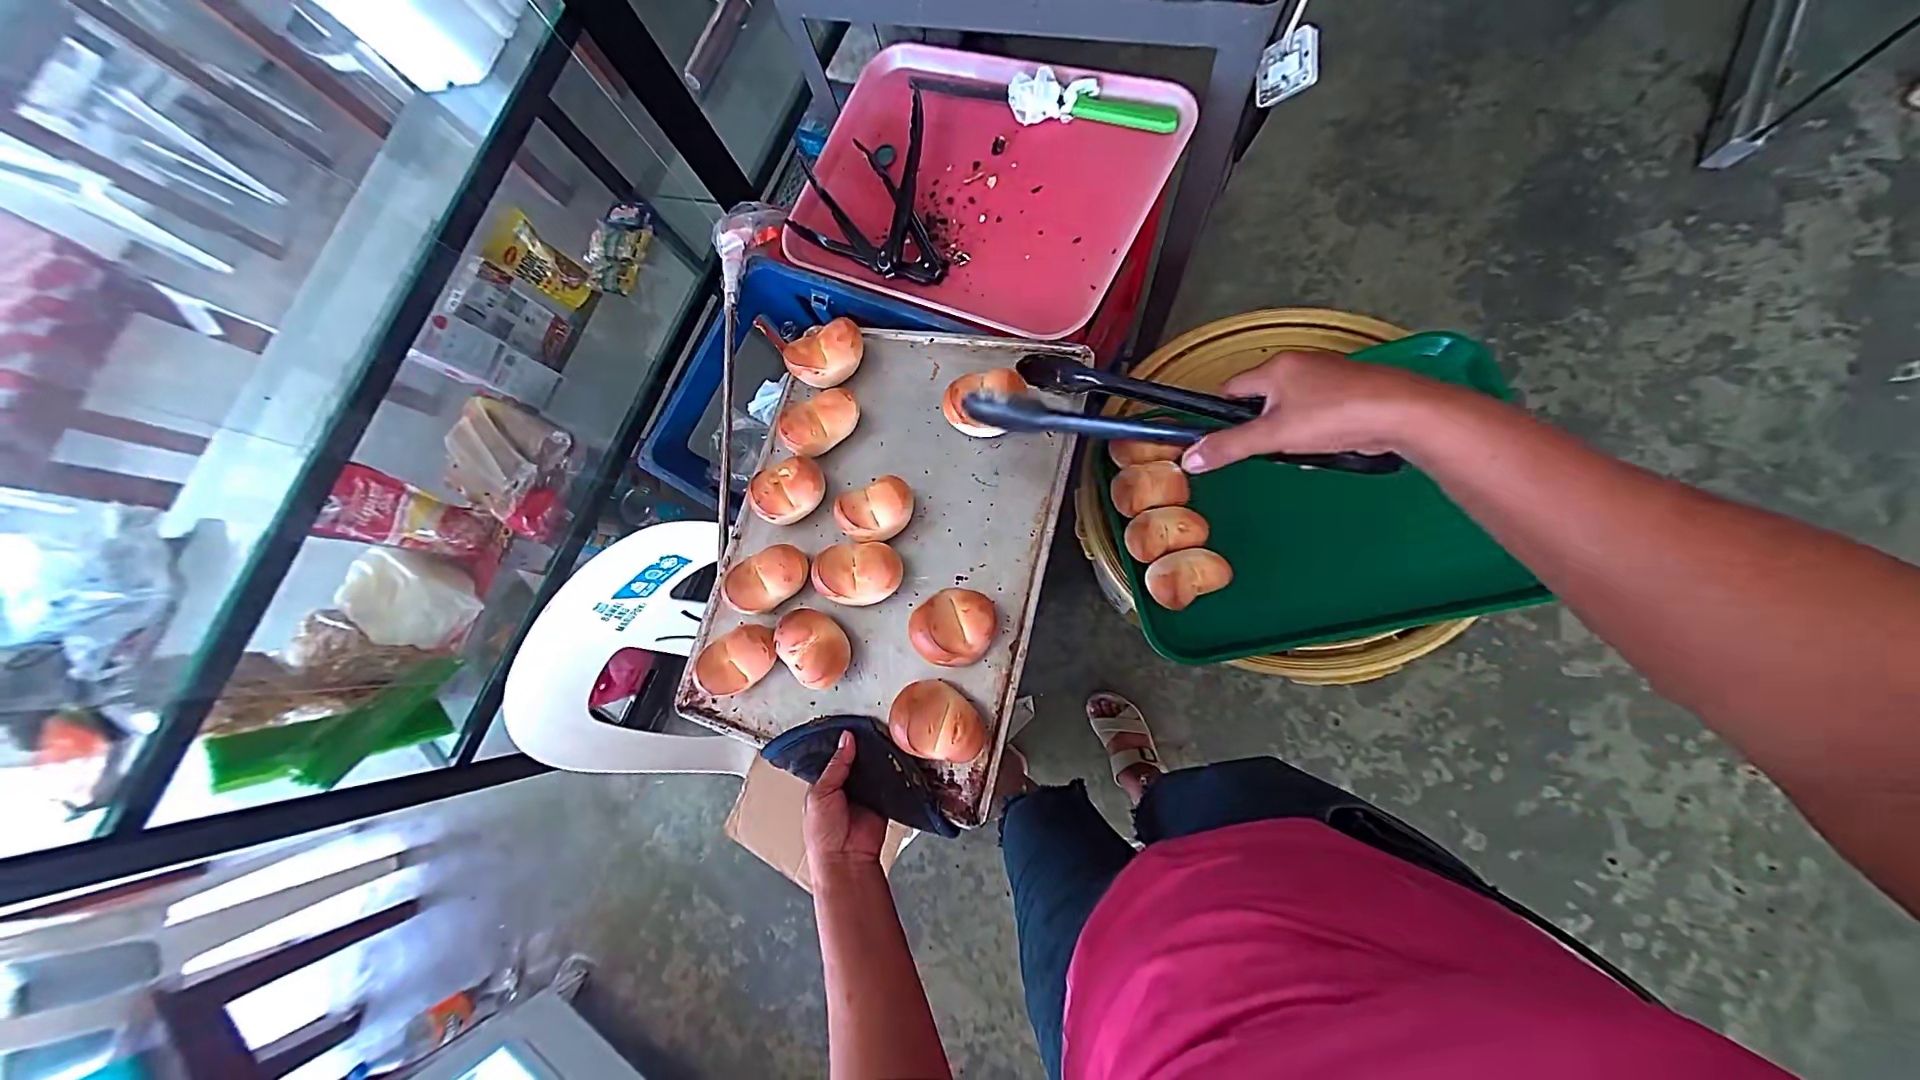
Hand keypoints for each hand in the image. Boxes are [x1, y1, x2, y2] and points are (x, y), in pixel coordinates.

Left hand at [804, 731, 889, 866]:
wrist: (846, 859)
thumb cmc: (823, 834)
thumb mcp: (821, 794)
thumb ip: (835, 766)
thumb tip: (846, 739)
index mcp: (826, 782)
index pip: (836, 754)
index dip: (843, 740)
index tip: (852, 723)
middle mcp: (846, 784)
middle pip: (857, 757)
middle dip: (863, 746)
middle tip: (871, 727)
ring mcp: (865, 791)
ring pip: (874, 766)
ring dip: (878, 756)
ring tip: (885, 738)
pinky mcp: (882, 798)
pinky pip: (889, 780)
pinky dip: (892, 770)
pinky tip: (895, 757)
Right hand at [1181, 350, 1457, 473]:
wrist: (1403, 414)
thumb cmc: (1338, 415)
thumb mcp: (1273, 437)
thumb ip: (1229, 447)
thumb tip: (1192, 457)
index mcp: (1276, 368)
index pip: (1230, 389)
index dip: (1221, 414)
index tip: (1222, 436)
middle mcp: (1301, 364)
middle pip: (1260, 400)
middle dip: (1260, 427)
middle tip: (1267, 448)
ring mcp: (1328, 376)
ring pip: (1290, 408)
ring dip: (1289, 431)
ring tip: (1302, 449)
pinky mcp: (1350, 391)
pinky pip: (1316, 413)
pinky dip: (1315, 431)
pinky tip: (1326, 445)